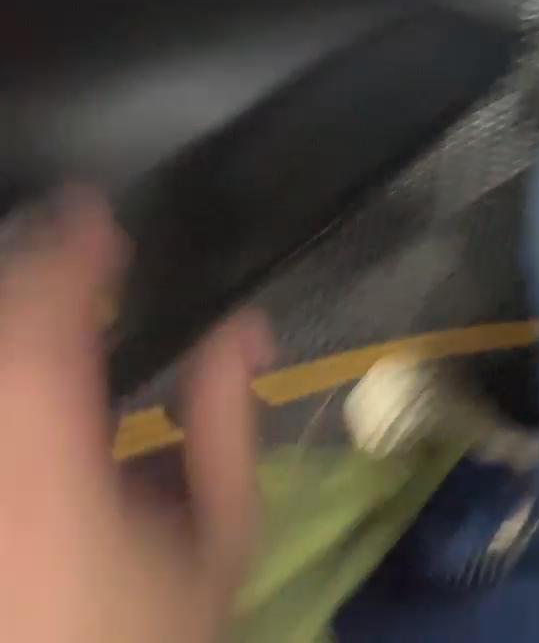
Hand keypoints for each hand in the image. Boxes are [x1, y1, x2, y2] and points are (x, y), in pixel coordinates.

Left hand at [0, 191, 270, 642]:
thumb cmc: (152, 624)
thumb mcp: (221, 531)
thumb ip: (226, 424)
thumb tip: (243, 328)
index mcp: (46, 488)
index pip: (39, 352)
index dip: (64, 268)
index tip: (95, 210)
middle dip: (25, 283)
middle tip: (72, 236)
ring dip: (19, 324)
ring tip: (55, 282)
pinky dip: (22, 368)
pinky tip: (47, 355)